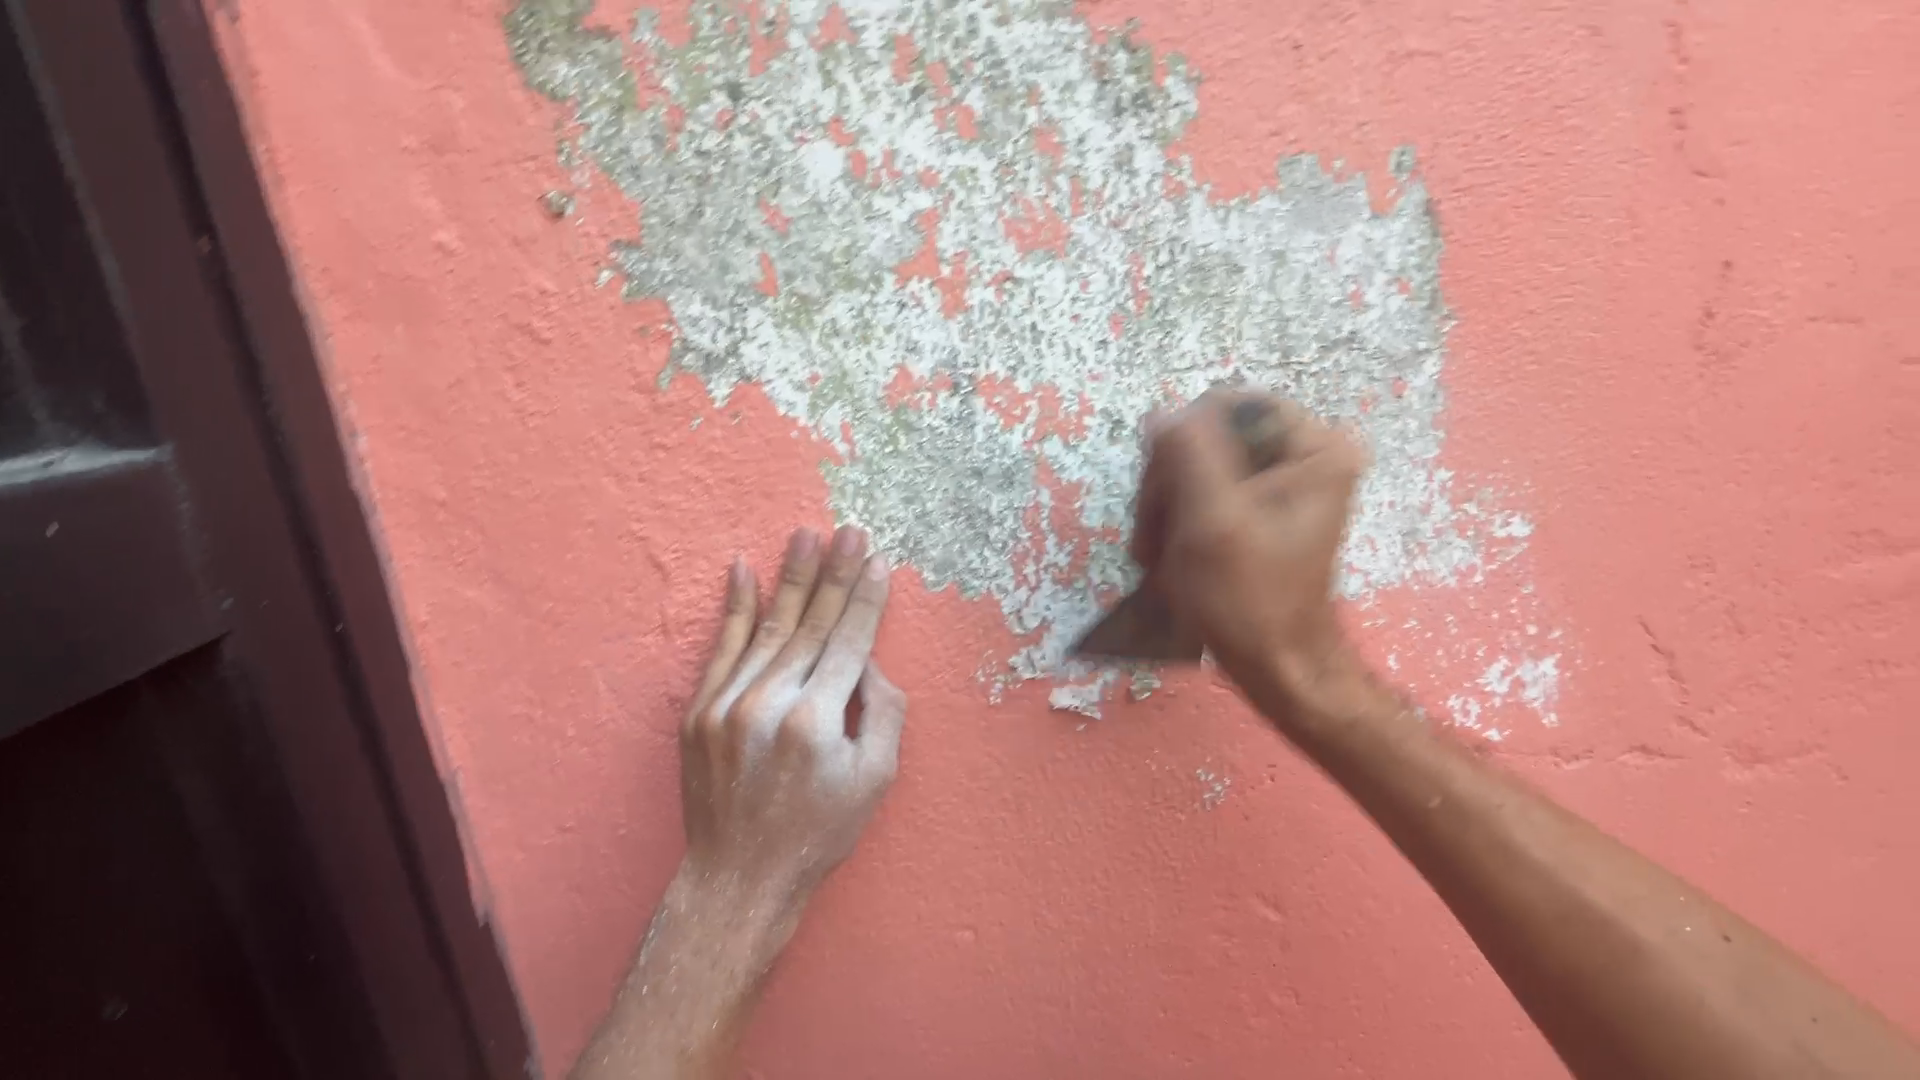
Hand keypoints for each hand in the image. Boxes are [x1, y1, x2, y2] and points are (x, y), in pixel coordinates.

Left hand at [679, 525, 905, 926]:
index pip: (850, 641)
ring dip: (791, 578)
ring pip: (768, 627)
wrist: (738, 879)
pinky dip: (734, 608)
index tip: (878, 561)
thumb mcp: (875, 780)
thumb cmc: (818, 834)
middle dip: (835, 574)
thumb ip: (883, 712)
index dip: (866, 599)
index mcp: (816, 721)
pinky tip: (742, 569)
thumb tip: (867, 663)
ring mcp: (726, 706)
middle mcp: (768, 704)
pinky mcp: (698, 713)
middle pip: (811, 624)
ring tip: (805, 535)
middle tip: (849, 530)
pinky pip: (721, 648)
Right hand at [1131, 389, 1367, 722]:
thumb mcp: (1212, 521)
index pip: (1225, 407)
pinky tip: (1170, 553)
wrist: (1276, 666)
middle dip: (1171, 486)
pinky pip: (1207, 489)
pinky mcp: (1267, 507)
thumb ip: (1188, 454)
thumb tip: (1162, 413)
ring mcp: (1288, 482)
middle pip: (1209, 436)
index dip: (1181, 447)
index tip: (1162, 500)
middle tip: (1152, 539)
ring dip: (1167, 507)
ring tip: (1156, 555)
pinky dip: (1181, 520)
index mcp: (1316, 446)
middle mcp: (1309, 454)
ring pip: (1199, 465)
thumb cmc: (1248, 600)